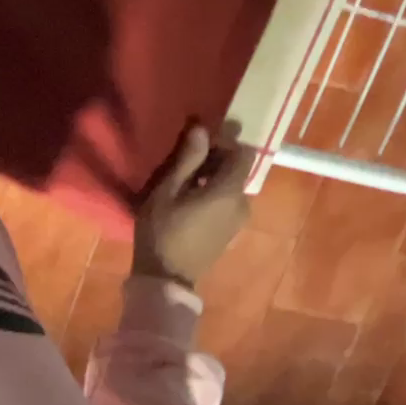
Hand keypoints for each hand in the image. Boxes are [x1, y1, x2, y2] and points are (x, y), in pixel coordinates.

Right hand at [134, 125, 255, 287]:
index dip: (224, 142)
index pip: (243, 153)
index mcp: (228, 191)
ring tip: (184, 181)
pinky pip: (229, 201)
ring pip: (232, 186)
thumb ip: (187, 160)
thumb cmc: (162, 229)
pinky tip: (190, 200)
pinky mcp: (233, 230)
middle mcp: (243, 203)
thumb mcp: (167, 191)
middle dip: (216, 159)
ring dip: (214, 177)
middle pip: (238, 170)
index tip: (197, 142)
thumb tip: (201, 129)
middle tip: (185, 160)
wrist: (168, 275)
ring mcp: (240, 219)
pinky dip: (214, 193)